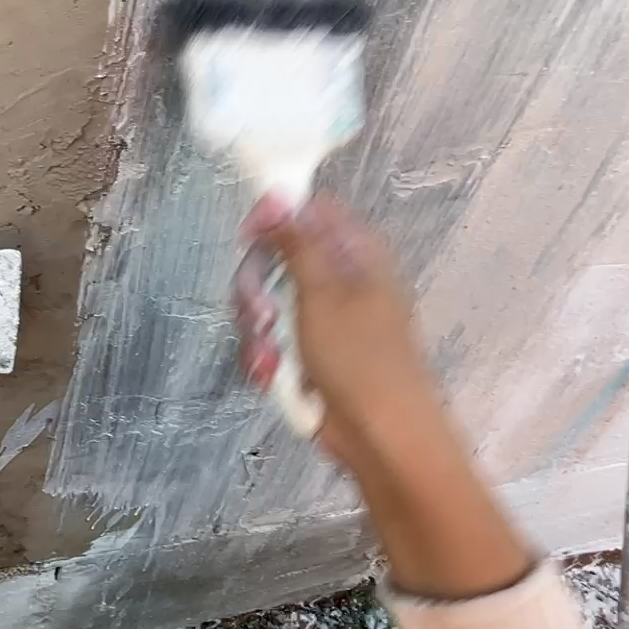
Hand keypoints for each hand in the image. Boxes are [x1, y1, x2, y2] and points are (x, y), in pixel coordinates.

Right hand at [236, 193, 532, 597]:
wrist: (382, 438)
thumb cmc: (359, 358)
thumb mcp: (321, 292)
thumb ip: (294, 239)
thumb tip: (274, 190)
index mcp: (353, 251)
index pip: (305, 209)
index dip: (272, 218)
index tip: (247, 240)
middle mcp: (336, 275)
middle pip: (273, 255)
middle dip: (256, 288)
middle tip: (260, 314)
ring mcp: (319, 314)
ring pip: (263, 299)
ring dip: (257, 330)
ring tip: (271, 358)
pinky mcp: (305, 348)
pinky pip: (268, 336)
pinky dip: (264, 355)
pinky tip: (273, 374)